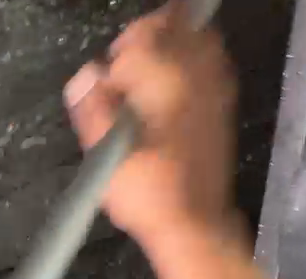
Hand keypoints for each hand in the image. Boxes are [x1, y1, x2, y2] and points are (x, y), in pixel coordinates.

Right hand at [64, 3, 242, 255]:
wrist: (193, 224)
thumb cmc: (147, 196)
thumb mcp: (107, 160)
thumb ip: (93, 112)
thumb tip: (83, 77)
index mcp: (166, 84)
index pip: (139, 41)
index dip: (116, 58)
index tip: (104, 80)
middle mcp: (196, 75)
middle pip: (173, 26)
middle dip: (144, 37)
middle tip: (122, 63)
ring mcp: (214, 88)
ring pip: (195, 38)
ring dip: (169, 43)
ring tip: (146, 65)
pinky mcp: (222, 105)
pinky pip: (210, 61)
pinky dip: (190, 61)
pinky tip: (172, 82)